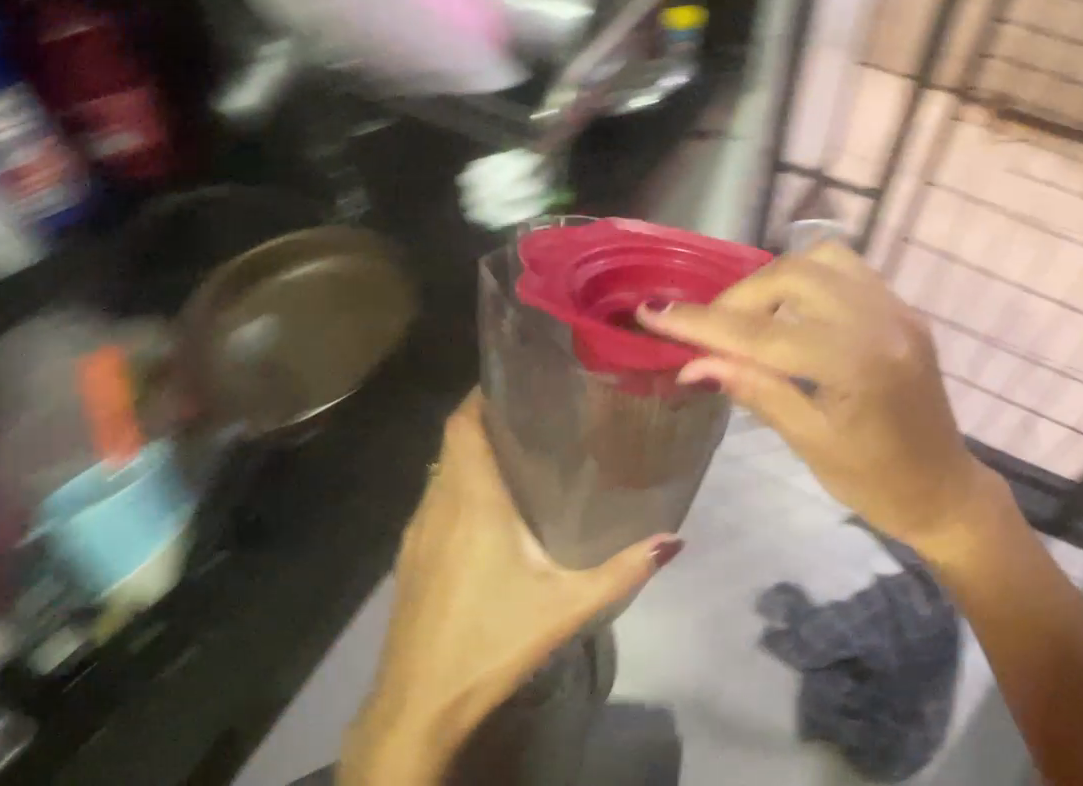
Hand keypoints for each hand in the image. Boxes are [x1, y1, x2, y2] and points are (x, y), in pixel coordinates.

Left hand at [340, 392, 680, 785]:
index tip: (522, 378)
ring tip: (522, 450)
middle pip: (454, 441)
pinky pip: (434, 500)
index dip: (484, 394)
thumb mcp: (566, 607)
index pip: (463, 423)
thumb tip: (673, 538)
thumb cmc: (491, 642)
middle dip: (488, 418)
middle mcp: (437, 505)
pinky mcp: (409, 559)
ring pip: (441, 471)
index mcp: (471, 501)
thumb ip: (622, 570)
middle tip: (539, 411)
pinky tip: (492, 508)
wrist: (418, 705)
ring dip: (472, 453)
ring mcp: (416, 533)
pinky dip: (459, 486)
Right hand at [639, 241, 997, 555]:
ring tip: (750, 317)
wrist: (945, 491)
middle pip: (794, 275)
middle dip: (741, 296)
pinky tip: (790, 312)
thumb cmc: (876, 484)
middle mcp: (883, 321)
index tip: (654, 313)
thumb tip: (692, 363)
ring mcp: (898, 309)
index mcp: (859, 365)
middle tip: (708, 327)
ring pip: (823, 258)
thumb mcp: (810, 443)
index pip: (765, 334)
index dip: (704, 323)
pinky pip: (848, 270)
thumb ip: (755, 391)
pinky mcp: (903, 309)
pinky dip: (809, 280)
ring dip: (776, 279)